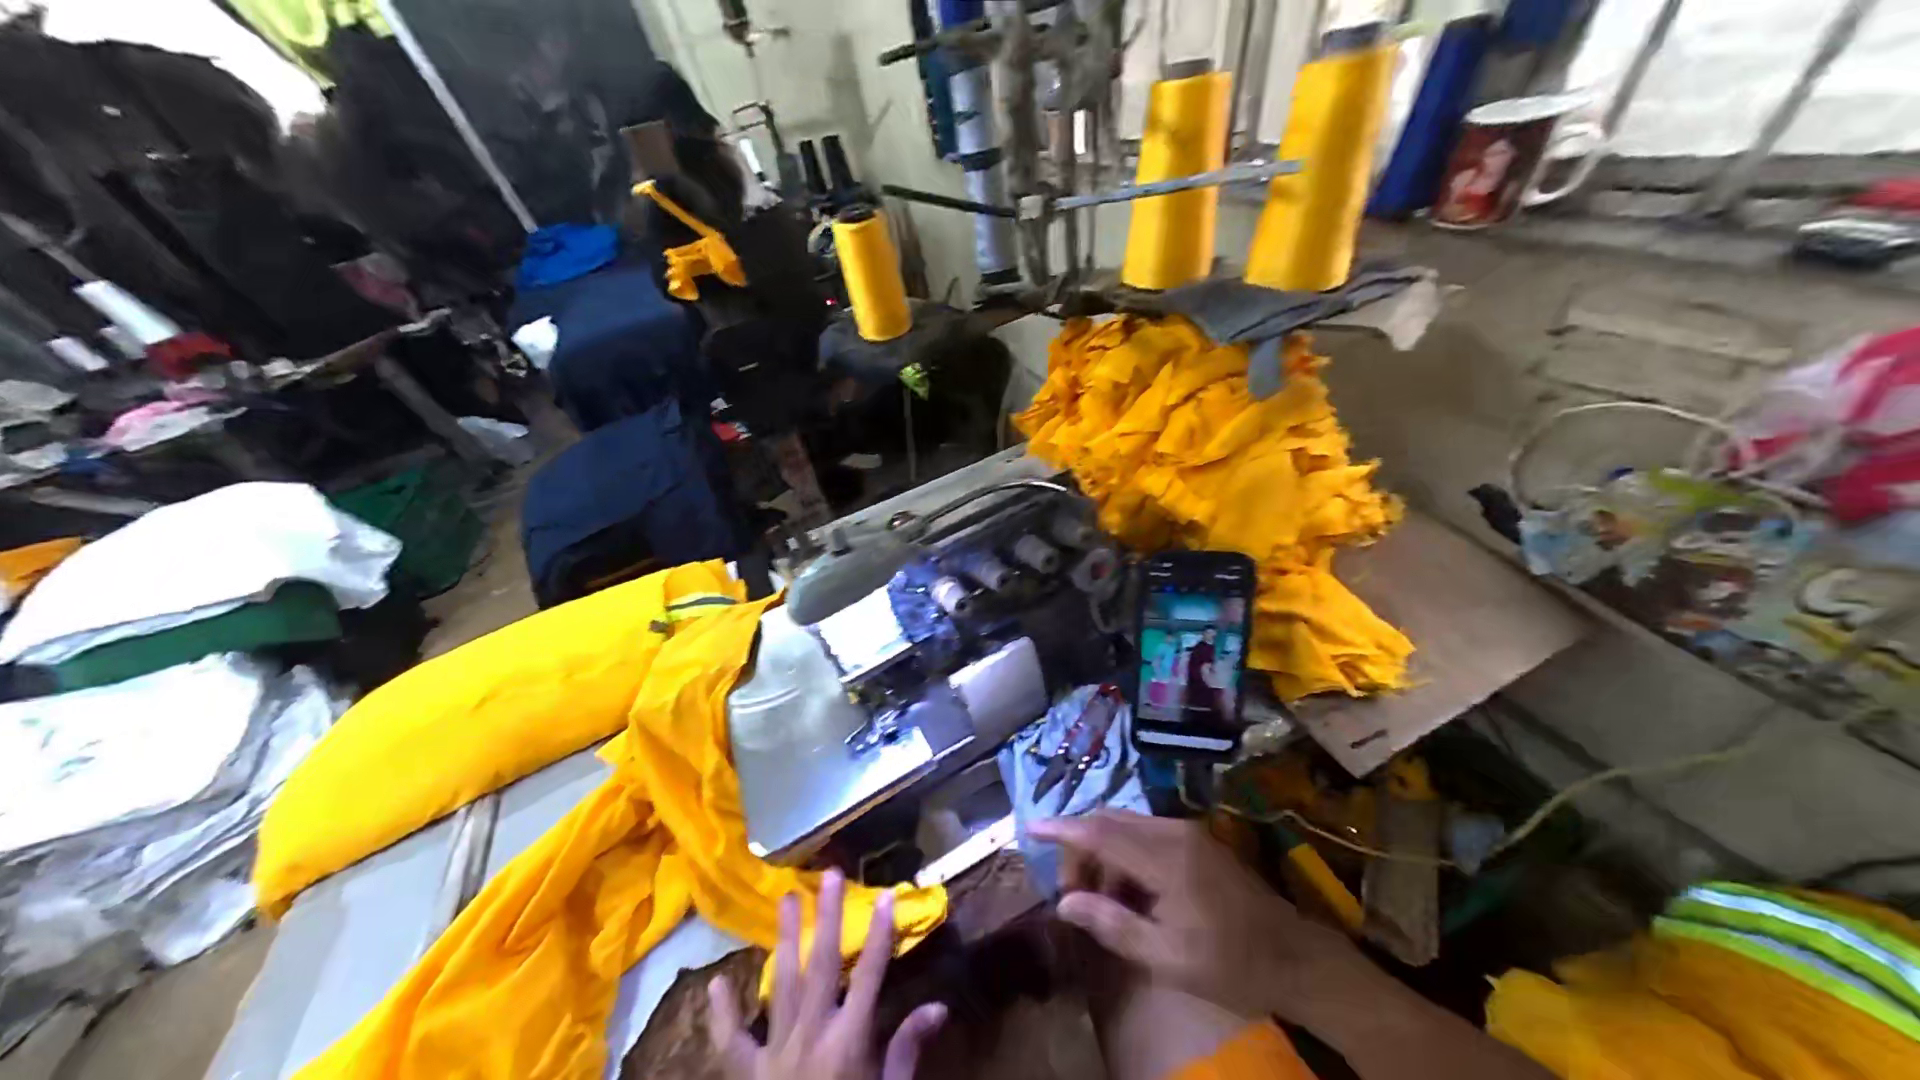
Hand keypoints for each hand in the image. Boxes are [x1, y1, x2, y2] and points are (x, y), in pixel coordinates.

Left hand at [708, 870, 946, 1079]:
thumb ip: (908, 1050)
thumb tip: (939, 1007)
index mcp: (848, 1042)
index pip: (868, 976)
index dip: (878, 934)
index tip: (884, 894)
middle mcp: (811, 1036)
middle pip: (820, 966)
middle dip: (827, 917)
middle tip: (829, 874)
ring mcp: (775, 1051)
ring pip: (780, 984)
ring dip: (786, 939)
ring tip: (787, 899)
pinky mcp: (747, 1073)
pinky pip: (732, 1041)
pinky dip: (723, 1012)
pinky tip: (717, 982)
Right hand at [1028, 810, 1374, 1024]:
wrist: (1295, 957)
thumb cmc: (1231, 964)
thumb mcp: (1167, 958)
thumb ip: (1112, 925)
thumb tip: (1065, 903)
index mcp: (1166, 858)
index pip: (1100, 832)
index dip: (1062, 828)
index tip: (1031, 827)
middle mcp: (1173, 832)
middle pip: (1108, 821)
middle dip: (1080, 848)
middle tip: (1071, 893)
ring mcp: (1187, 831)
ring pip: (1125, 824)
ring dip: (1102, 851)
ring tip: (1097, 897)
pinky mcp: (1195, 839)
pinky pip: (1144, 832)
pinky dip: (1123, 852)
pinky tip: (1126, 889)